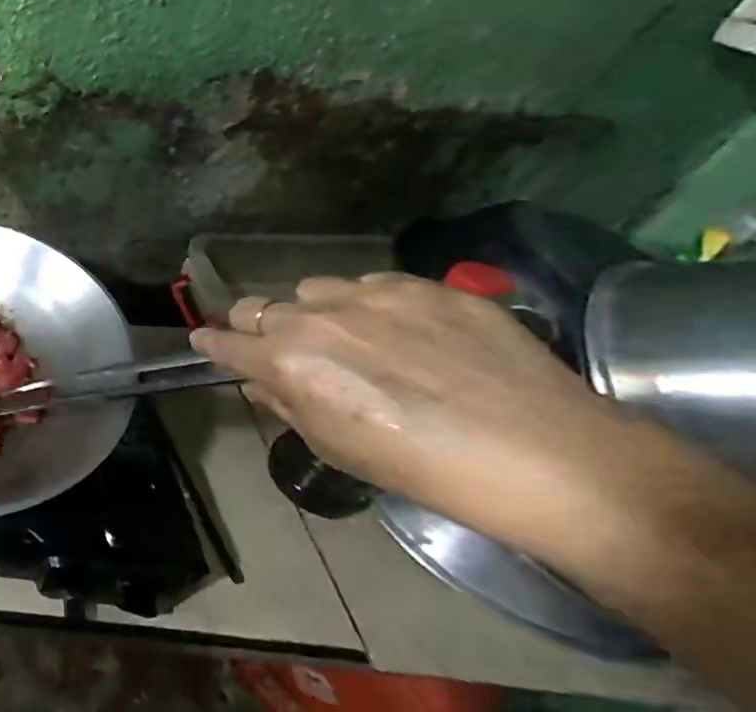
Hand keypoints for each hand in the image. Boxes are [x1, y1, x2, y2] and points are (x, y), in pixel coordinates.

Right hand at [191, 273, 644, 549]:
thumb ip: (288, 407)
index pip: (225, 343)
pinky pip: (372, 283)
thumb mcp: (341, 451)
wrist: (548, 457)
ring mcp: (369, 292)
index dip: (212, 345)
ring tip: (358, 341)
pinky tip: (409, 334)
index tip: (207, 343)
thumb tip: (262, 383)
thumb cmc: (428, 472)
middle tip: (288, 351)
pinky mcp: (421, 283)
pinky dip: (372, 305)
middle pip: (256, 305)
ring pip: (314, 289)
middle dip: (259, 327)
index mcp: (288, 363)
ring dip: (318, 312)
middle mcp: (315, 316)